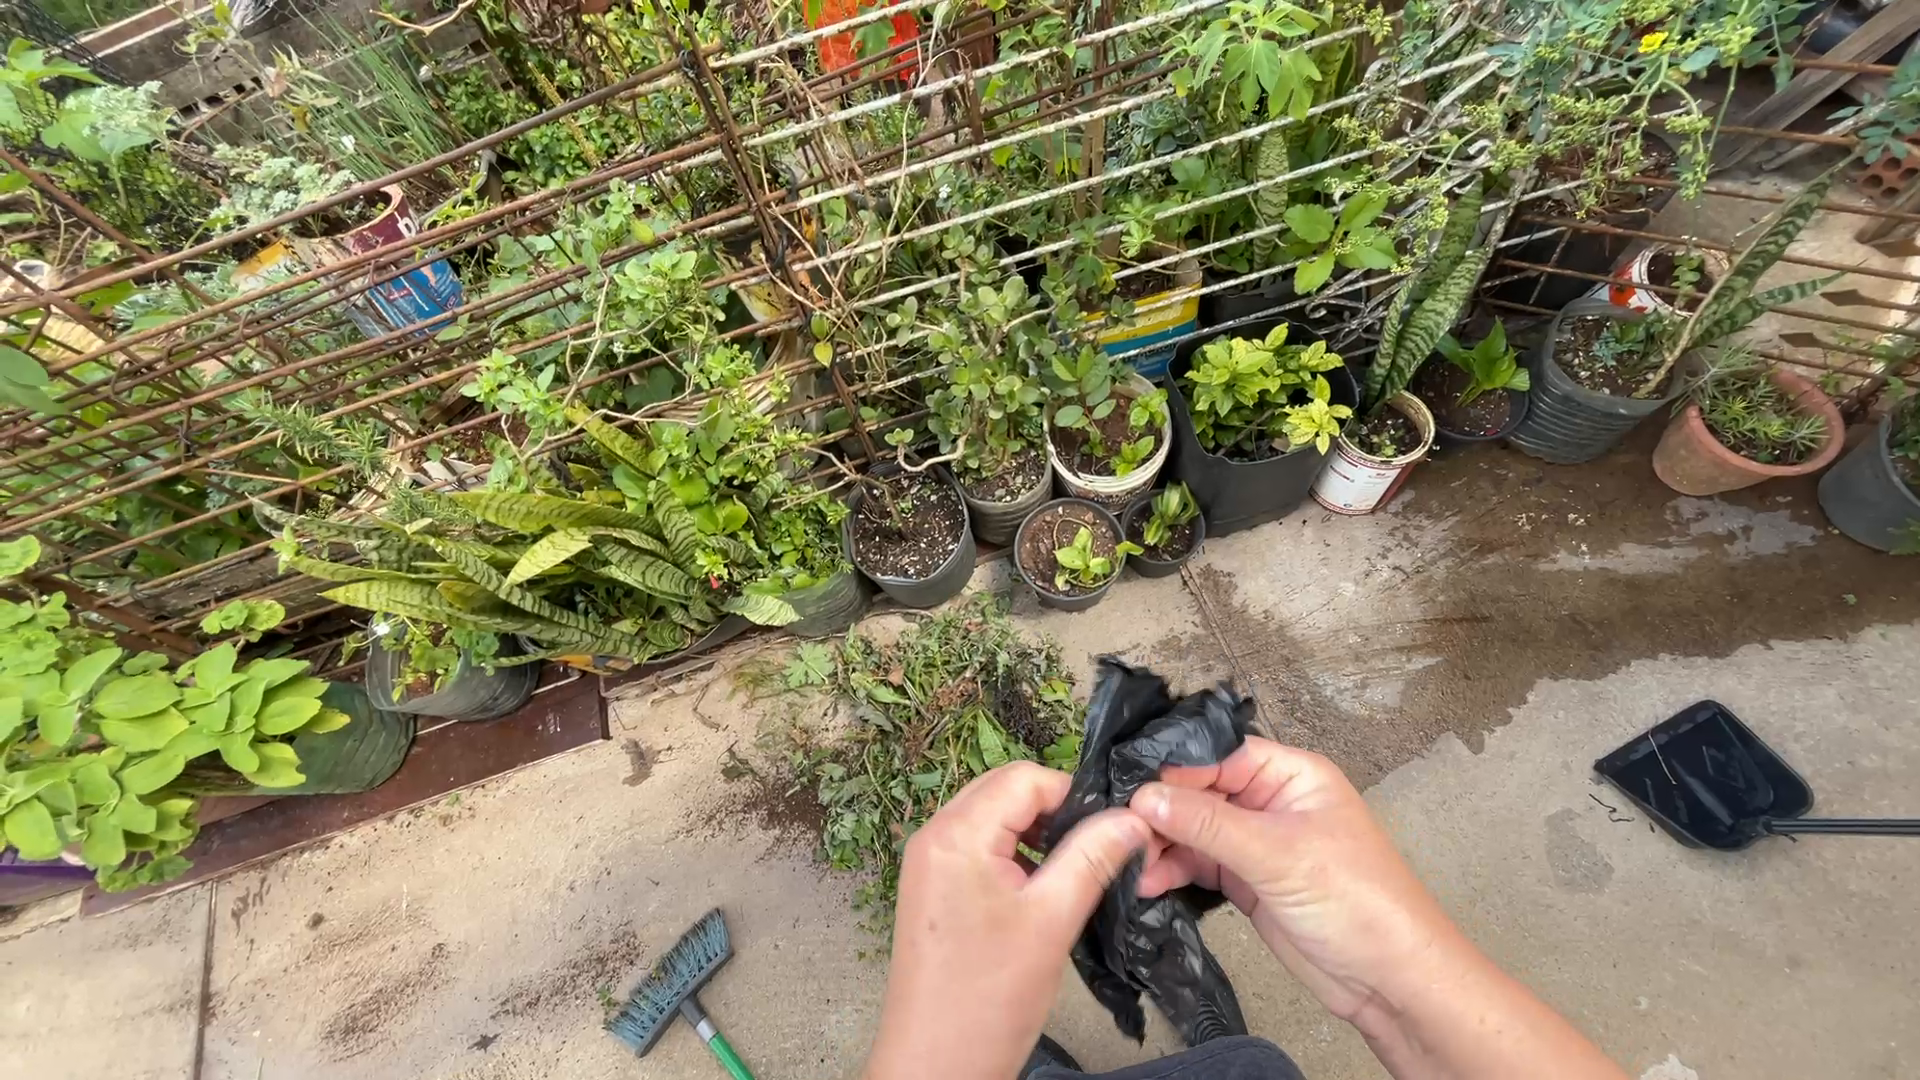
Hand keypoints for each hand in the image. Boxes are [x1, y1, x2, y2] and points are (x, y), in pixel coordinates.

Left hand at [864, 762, 1150, 1079]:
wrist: (932, 1069)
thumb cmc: (990, 997)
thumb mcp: (1052, 921)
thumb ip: (1092, 858)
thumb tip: (1133, 816)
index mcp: (956, 832)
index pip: (1022, 778)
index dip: (1070, 793)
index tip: (1108, 827)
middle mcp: (934, 833)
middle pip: (1003, 789)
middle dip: (1052, 808)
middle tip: (1093, 845)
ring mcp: (928, 859)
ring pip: (991, 814)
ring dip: (1034, 829)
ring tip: (1070, 867)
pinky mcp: (931, 883)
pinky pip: (978, 843)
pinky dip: (1012, 850)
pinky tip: (1038, 884)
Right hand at [1129, 737, 1464, 1027]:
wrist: (1393, 986)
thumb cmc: (1359, 903)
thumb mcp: (1278, 854)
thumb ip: (1207, 824)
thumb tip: (1145, 797)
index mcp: (1289, 774)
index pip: (1218, 754)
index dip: (1176, 768)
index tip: (1134, 787)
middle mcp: (1268, 800)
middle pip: (1199, 790)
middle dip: (1162, 809)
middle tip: (1123, 828)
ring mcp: (1254, 840)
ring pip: (1192, 828)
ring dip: (1161, 843)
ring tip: (1130, 860)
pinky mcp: (1244, 878)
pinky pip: (1197, 862)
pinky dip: (1172, 869)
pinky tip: (1147, 881)